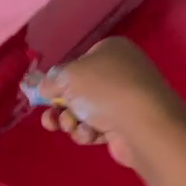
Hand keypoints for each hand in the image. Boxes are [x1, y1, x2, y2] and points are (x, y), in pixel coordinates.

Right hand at [39, 38, 185, 170]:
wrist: (143, 124)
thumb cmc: (103, 90)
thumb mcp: (67, 76)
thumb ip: (50, 80)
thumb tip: (43, 87)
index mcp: (110, 51)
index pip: (78, 63)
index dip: (60, 80)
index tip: (45, 94)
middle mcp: (119, 72)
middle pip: (78, 91)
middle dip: (61, 107)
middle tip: (51, 118)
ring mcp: (124, 100)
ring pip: (83, 112)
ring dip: (71, 122)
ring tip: (72, 125)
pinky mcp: (125, 126)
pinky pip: (97, 128)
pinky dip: (88, 133)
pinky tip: (91, 135)